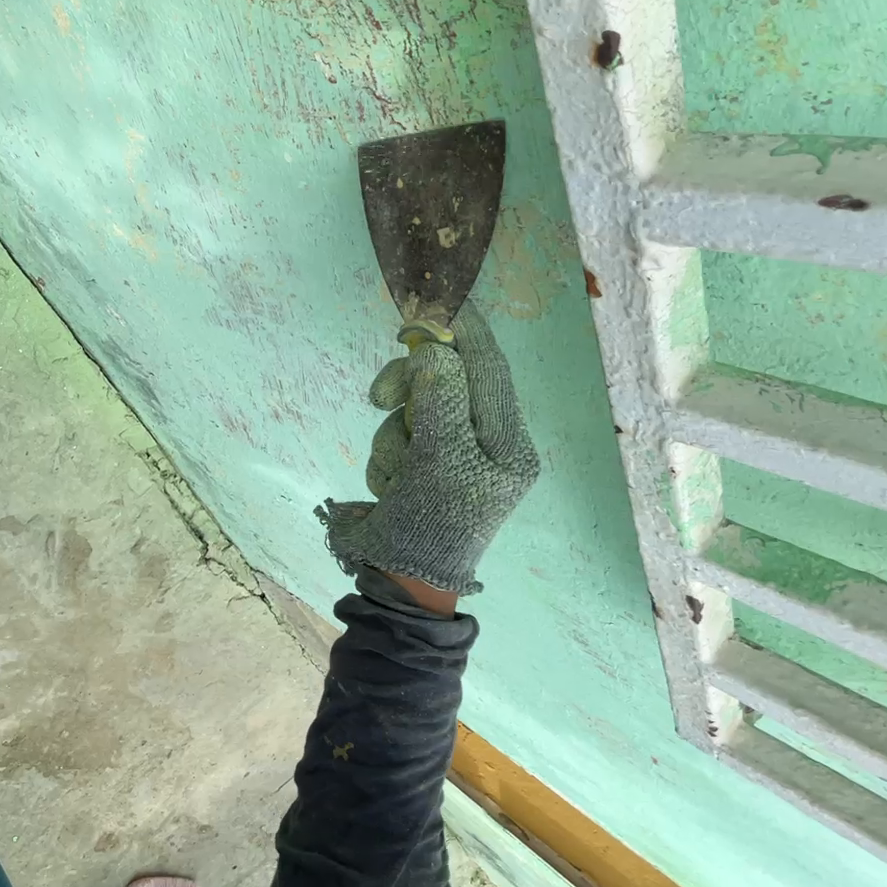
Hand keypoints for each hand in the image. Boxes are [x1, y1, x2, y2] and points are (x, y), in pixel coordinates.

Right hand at [317, 302, 537, 595]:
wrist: (399, 579)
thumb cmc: (432, 524)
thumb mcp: (441, 459)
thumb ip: (441, 398)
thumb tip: (433, 346)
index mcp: (507, 442)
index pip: (487, 370)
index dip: (462, 334)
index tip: (432, 306)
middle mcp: (483, 443)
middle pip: (444, 383)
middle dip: (409, 390)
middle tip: (379, 396)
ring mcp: (448, 455)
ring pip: (411, 410)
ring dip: (392, 438)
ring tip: (395, 476)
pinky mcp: (417, 465)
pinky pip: (395, 435)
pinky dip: (385, 457)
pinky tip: (391, 487)